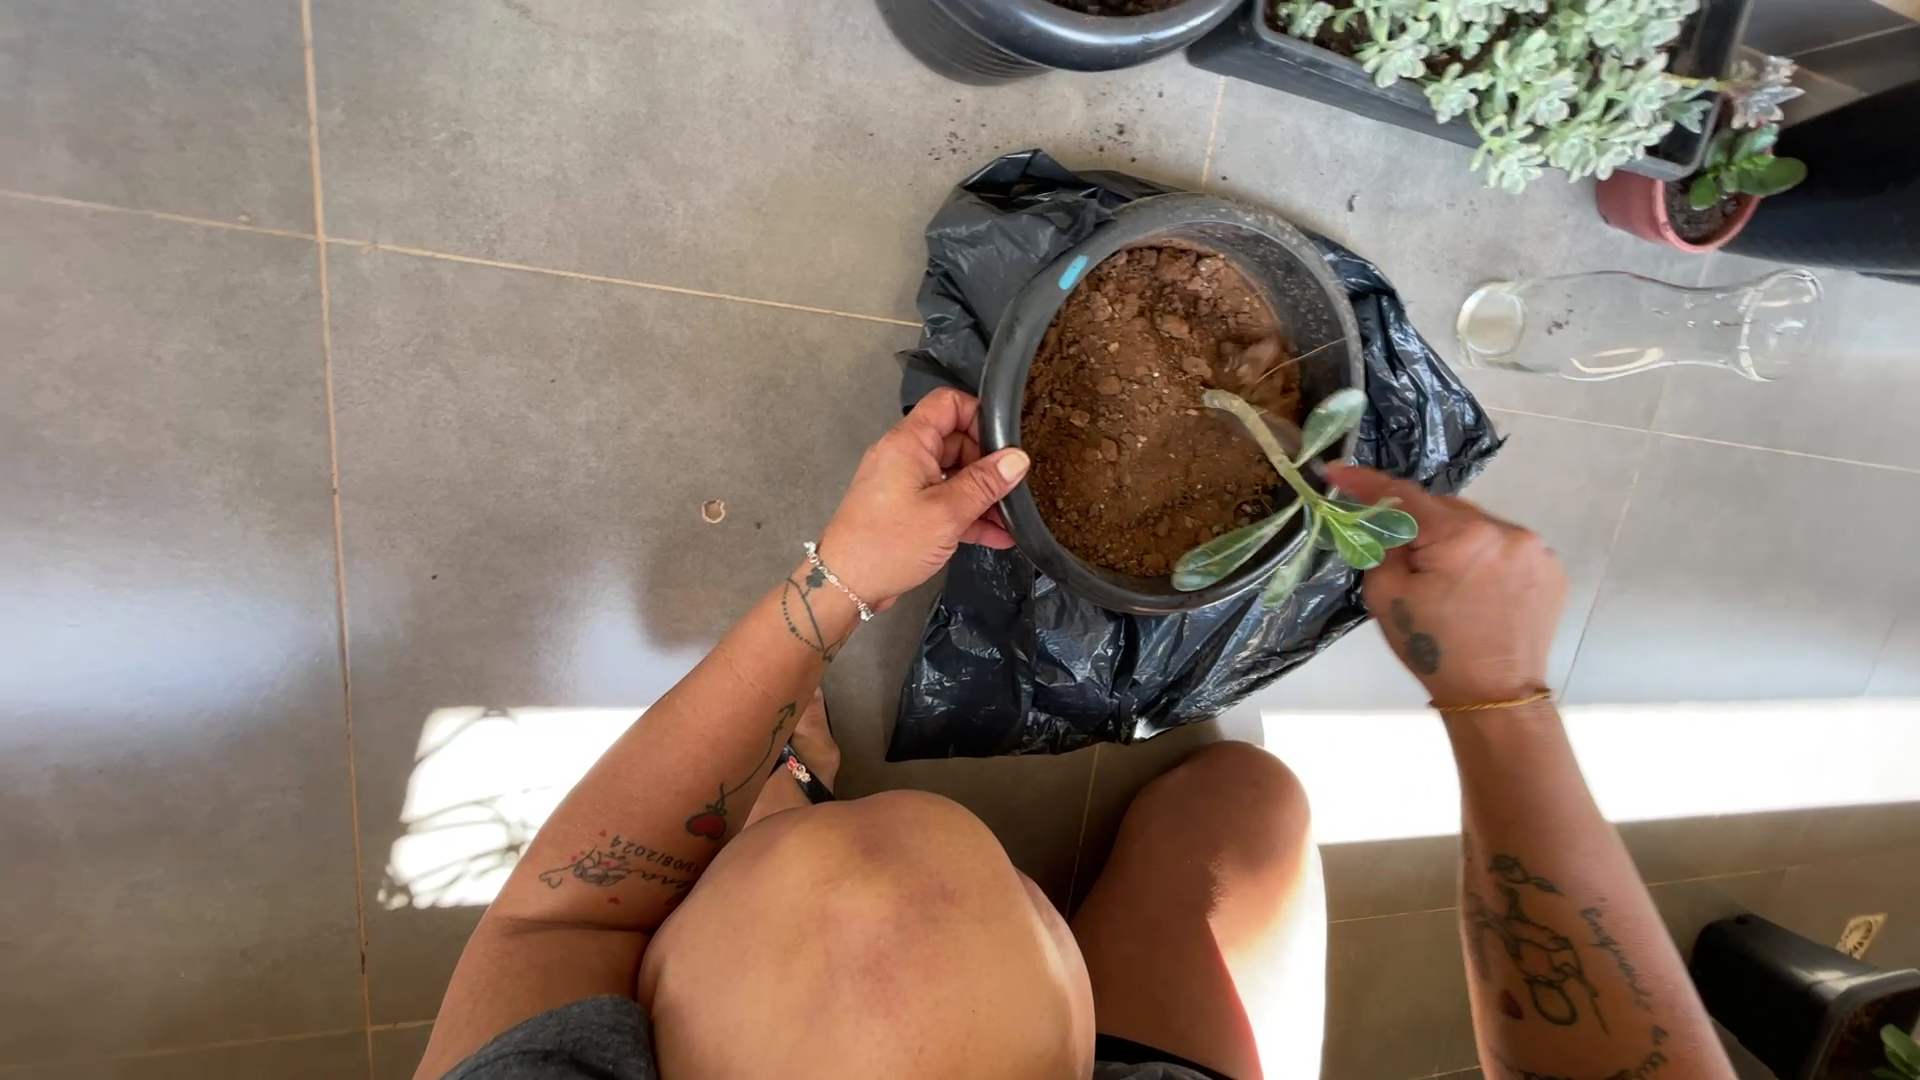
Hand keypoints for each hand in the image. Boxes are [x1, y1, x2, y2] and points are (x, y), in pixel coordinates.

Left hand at [817, 388, 1029, 607]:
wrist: (845, 584)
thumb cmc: (889, 544)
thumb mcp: (947, 513)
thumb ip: (985, 484)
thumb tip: (1018, 459)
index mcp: (909, 442)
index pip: (949, 404)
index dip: (980, 417)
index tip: (1005, 445)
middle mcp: (904, 456)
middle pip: (956, 441)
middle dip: (987, 465)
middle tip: (1013, 489)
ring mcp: (904, 483)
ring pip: (953, 476)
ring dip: (982, 496)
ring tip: (1012, 519)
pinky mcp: (906, 509)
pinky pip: (943, 502)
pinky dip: (967, 515)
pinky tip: (996, 535)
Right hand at [1326, 464, 1566, 707]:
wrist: (1494, 693)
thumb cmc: (1431, 645)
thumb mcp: (1385, 594)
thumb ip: (1381, 545)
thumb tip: (1382, 520)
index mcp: (1461, 537)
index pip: (1404, 496)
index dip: (1365, 481)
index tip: (1334, 470)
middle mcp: (1505, 531)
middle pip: (1443, 508)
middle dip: (1412, 517)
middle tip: (1386, 537)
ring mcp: (1535, 549)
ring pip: (1474, 525)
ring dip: (1448, 536)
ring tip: (1432, 569)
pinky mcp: (1550, 568)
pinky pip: (1501, 545)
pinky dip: (1477, 553)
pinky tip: (1466, 581)